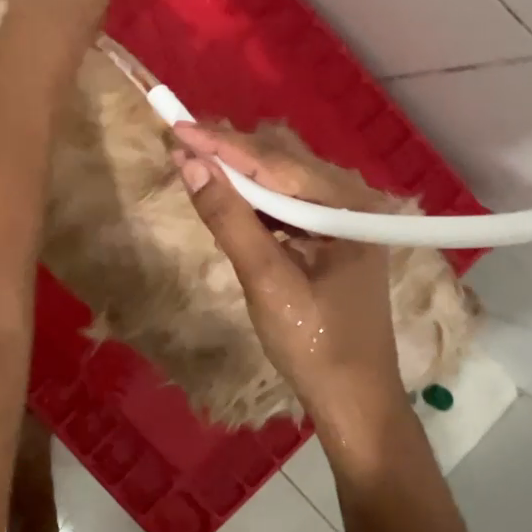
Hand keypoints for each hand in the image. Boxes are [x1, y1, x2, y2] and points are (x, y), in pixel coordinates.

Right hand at [171, 123, 412, 436]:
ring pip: (282, 182)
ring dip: (240, 174)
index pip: (275, 163)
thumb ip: (230, 219)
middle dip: (230, 152)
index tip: (177, 127)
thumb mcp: (266, 280)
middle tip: (180, 139)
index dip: (222, 144)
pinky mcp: (331, 240)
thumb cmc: (314, 345)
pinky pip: (287, 205)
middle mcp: (352, 202)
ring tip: (195, 162)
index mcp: (349, 207)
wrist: (354, 404)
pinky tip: (228, 199)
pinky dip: (254, 200)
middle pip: (282, 164)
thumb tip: (190, 164)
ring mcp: (343, 221)